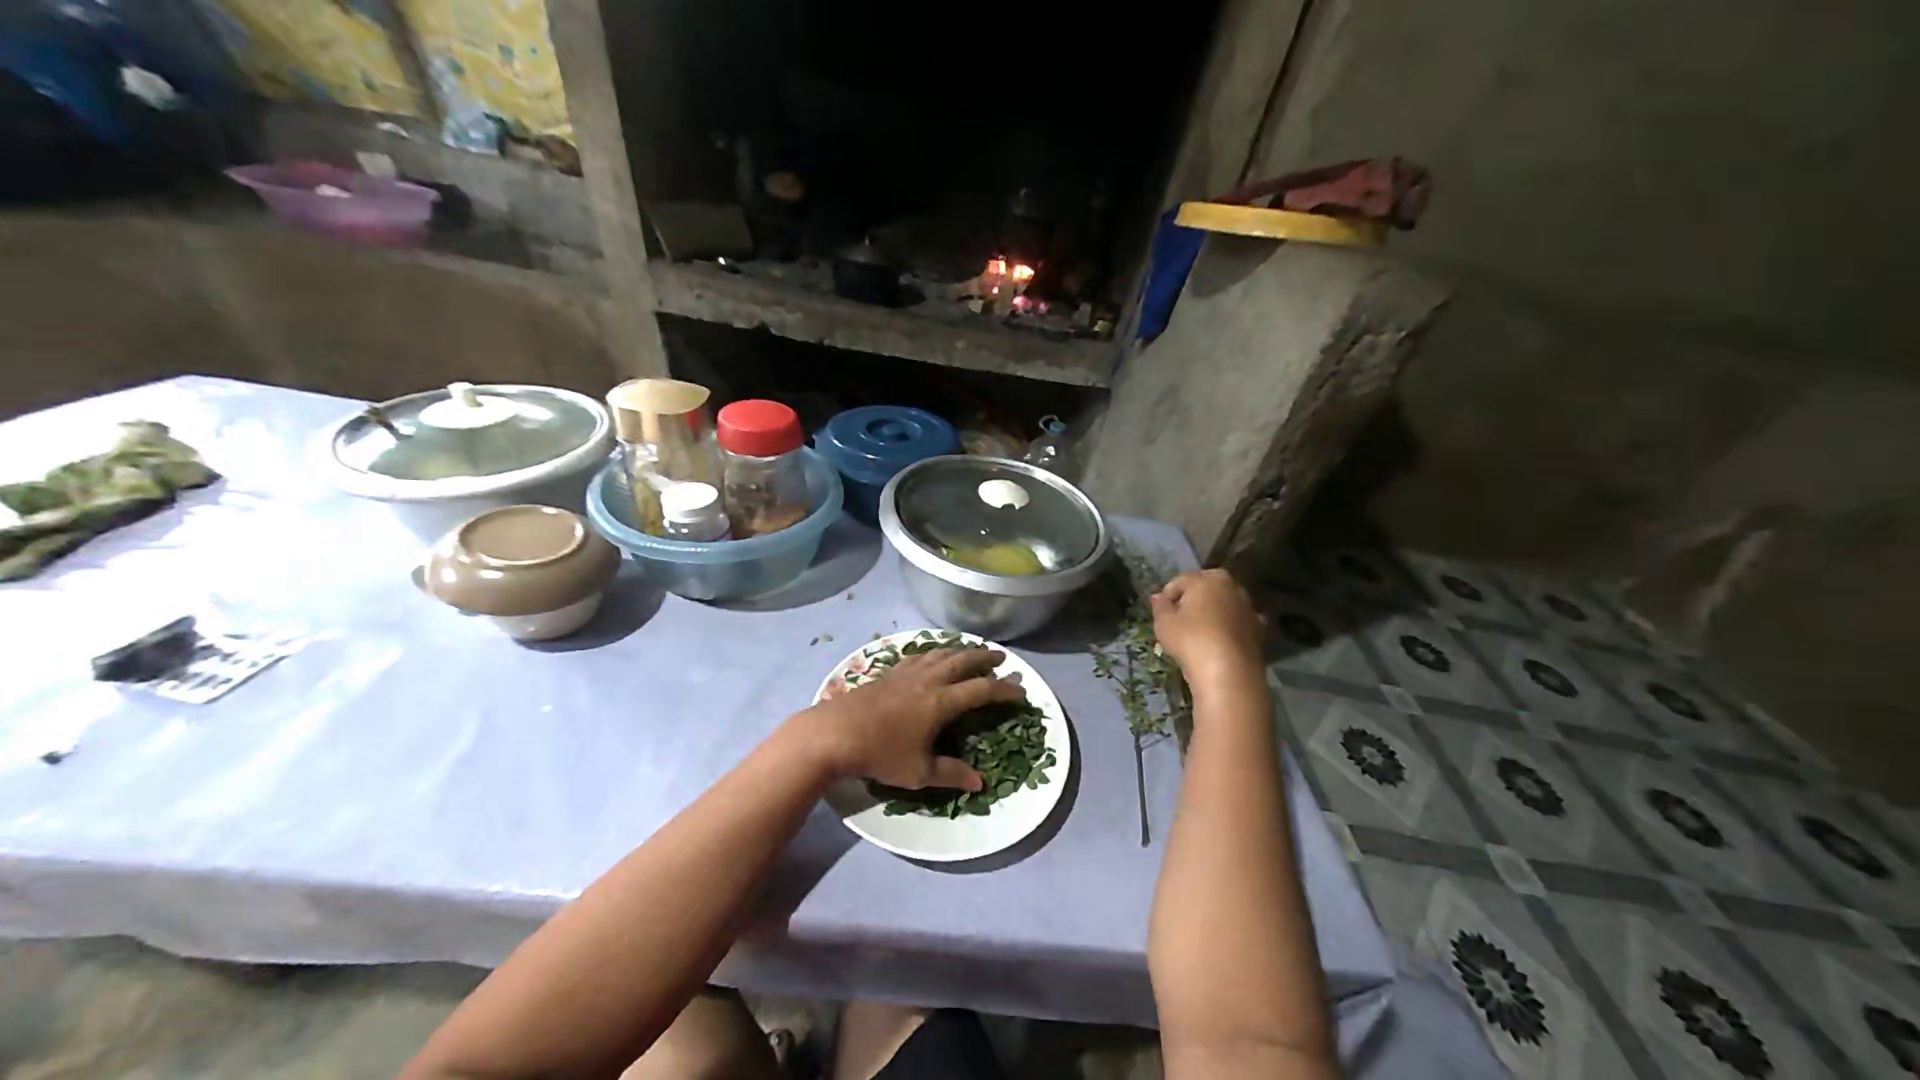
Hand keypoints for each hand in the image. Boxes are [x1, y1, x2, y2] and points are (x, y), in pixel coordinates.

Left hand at [791, 647, 1024, 790]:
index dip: (1005, 689)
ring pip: (939, 653)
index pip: (982, 689)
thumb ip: (951, 773)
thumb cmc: (880, 753)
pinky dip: (933, 653)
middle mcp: (927, 680)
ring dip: (959, 650)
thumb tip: (980, 781)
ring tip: (970, 651)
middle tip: (1001, 656)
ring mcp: (905, 673)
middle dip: (985, 657)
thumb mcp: (919, 772)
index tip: (1021, 691)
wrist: (833, 734)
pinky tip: (930, 657)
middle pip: (963, 660)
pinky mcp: (887, 673)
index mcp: (941, 701)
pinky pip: (918, 656)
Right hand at [1150, 569, 1263, 692]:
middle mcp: (1232, 587)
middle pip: (1207, 587)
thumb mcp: (1164, 624)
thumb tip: (1158, 597)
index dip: (1168, 594)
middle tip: (1181, 617)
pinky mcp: (1259, 628)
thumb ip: (1160, 607)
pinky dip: (1230, 627)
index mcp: (1207, 580)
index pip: (1181, 581)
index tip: (1160, 611)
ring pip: (1225, 604)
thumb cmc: (1191, 640)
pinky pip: (1238, 622)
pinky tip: (1221, 640)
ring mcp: (1249, 607)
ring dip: (1214, 611)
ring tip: (1201, 630)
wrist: (1229, 672)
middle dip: (1194, 598)